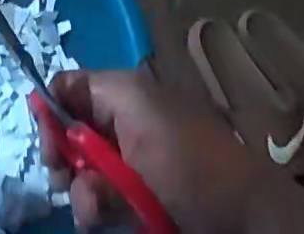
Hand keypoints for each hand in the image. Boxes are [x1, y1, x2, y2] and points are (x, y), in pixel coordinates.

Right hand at [41, 70, 303, 233]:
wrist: (253, 211)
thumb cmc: (195, 178)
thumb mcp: (139, 178)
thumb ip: (95, 180)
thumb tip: (71, 186)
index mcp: (122, 90)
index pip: (67, 86)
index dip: (51, 116)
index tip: (53, 157)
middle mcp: (125, 109)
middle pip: (73, 127)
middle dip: (69, 163)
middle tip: (78, 193)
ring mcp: (137, 141)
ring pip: (90, 162)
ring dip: (90, 192)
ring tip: (107, 214)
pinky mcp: (148, 171)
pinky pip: (111, 181)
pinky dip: (109, 201)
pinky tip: (123, 216)